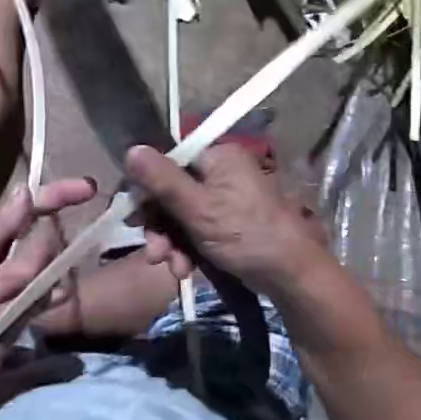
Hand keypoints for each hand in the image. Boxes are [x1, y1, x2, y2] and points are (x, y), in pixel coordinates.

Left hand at [0, 178, 97, 405]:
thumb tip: (26, 190)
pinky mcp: (30, 308)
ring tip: (1, 307)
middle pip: (45, 237)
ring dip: (33, 282)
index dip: (57, 194)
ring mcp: (20, 283)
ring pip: (54, 263)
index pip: (28, 206)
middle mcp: (5, 255)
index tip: (88, 188)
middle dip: (31, 259)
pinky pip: (58, 290)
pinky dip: (52, 297)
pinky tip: (35, 311)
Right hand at [125, 143, 332, 294]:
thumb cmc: (245, 233)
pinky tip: (186, 270)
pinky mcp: (230, 223)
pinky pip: (198, 230)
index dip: (146, 190)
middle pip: (173, 192)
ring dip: (173, 243)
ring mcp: (228, 198)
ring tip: (174, 267)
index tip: (133, 217)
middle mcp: (223, 172)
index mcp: (219, 157)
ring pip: (183, 216)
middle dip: (161, 226)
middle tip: (154, 253)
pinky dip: (189, 249)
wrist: (289, 271)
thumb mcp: (198, 208)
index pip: (169, 162)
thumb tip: (132, 148)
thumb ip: (163, 180)